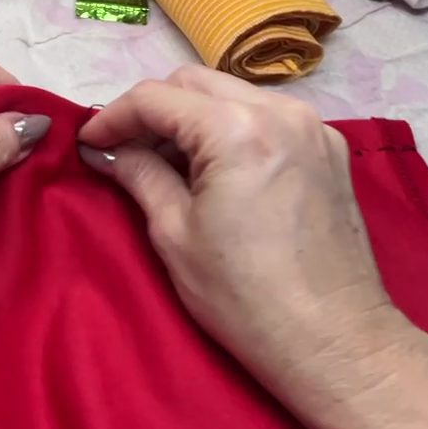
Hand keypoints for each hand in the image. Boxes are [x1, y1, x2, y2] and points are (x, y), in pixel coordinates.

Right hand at [76, 66, 412, 405]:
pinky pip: (262, 114)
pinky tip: (213, 167)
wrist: (339, 346)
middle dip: (151, 110)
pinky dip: (227, 127)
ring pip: (227, 92)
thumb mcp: (174, 232)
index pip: (154, 98)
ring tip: (166, 160)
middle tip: (125, 150)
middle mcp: (278, 111)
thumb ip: (137, 173)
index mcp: (235, 129)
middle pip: (191, 82)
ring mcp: (310, 126)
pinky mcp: (328, 147)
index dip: (112, 117)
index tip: (89, 142)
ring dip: (189, 116)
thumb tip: (104, 151)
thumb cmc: (245, 297)